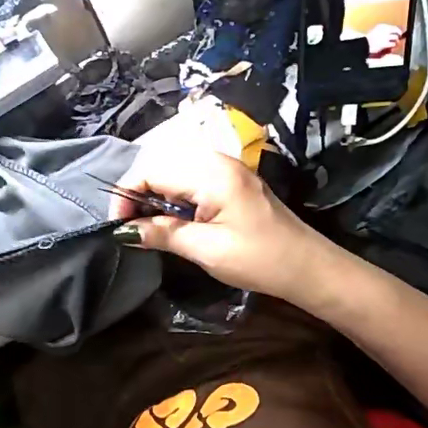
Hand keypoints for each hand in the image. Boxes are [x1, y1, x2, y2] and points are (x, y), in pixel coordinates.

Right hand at [110, 147, 332, 305]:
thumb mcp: (206, 250)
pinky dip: (172, 195)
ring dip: (154, 194)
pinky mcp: (230, 181)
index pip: (151, 169)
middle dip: (138, 192)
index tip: (118, 226)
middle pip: (159, 164)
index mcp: (212, 173)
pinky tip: (171, 218)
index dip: (127, 194)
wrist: (309, 267)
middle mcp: (217, 161)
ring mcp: (225, 169)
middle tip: (131, 227)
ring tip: (148, 225)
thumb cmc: (260, 260)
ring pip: (172, 169)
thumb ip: (163, 234)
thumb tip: (124, 232)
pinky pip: (189, 178)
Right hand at [367, 24, 403, 55]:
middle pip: (396, 31)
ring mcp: (385, 37)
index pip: (394, 27)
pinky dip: (393, 45)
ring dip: (396, 40)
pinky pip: (392, 44)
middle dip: (398, 34)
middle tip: (399, 37)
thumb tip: (391, 32)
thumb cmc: (367, 39)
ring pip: (395, 37)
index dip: (397, 30)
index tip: (398, 32)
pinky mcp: (384, 43)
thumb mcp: (374, 30)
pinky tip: (391, 46)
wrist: (364, 44)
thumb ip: (382, 30)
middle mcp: (384, 30)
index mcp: (382, 26)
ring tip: (394, 42)